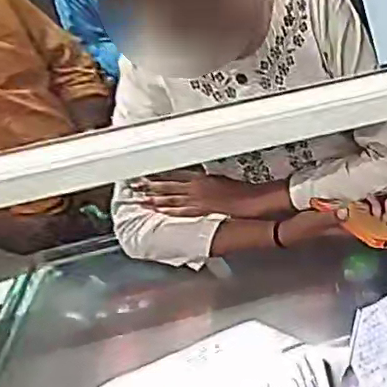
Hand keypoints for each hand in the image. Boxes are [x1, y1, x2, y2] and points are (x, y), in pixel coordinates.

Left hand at [130, 171, 287, 217]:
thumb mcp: (223, 179)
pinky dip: (167, 210)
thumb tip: (201, 181)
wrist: (252, 201)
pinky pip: (179, 210)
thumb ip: (208, 181)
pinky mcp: (200, 210)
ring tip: (140, 198)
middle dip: (150, 185)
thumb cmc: (242, 191)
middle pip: (168, 185)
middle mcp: (196, 187)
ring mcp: (197, 199)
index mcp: (202, 178)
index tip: (147, 175)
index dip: (159, 176)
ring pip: (170, 197)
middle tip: (135, 186)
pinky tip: (157, 210)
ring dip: (154, 197)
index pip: (175, 175)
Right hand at [276, 197, 386, 245]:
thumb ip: (330, 217)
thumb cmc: (300, 227)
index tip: (385, 204)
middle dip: (378, 207)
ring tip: (369, 193)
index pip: (372, 227)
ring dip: (371, 203)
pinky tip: (360, 192)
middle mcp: (350, 226)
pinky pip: (354, 207)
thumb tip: (346, 212)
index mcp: (347, 231)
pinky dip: (360, 200)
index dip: (383, 217)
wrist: (286, 228)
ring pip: (366, 212)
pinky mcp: (337, 212)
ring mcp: (344, 219)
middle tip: (374, 195)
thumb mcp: (314, 221)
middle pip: (373, 219)